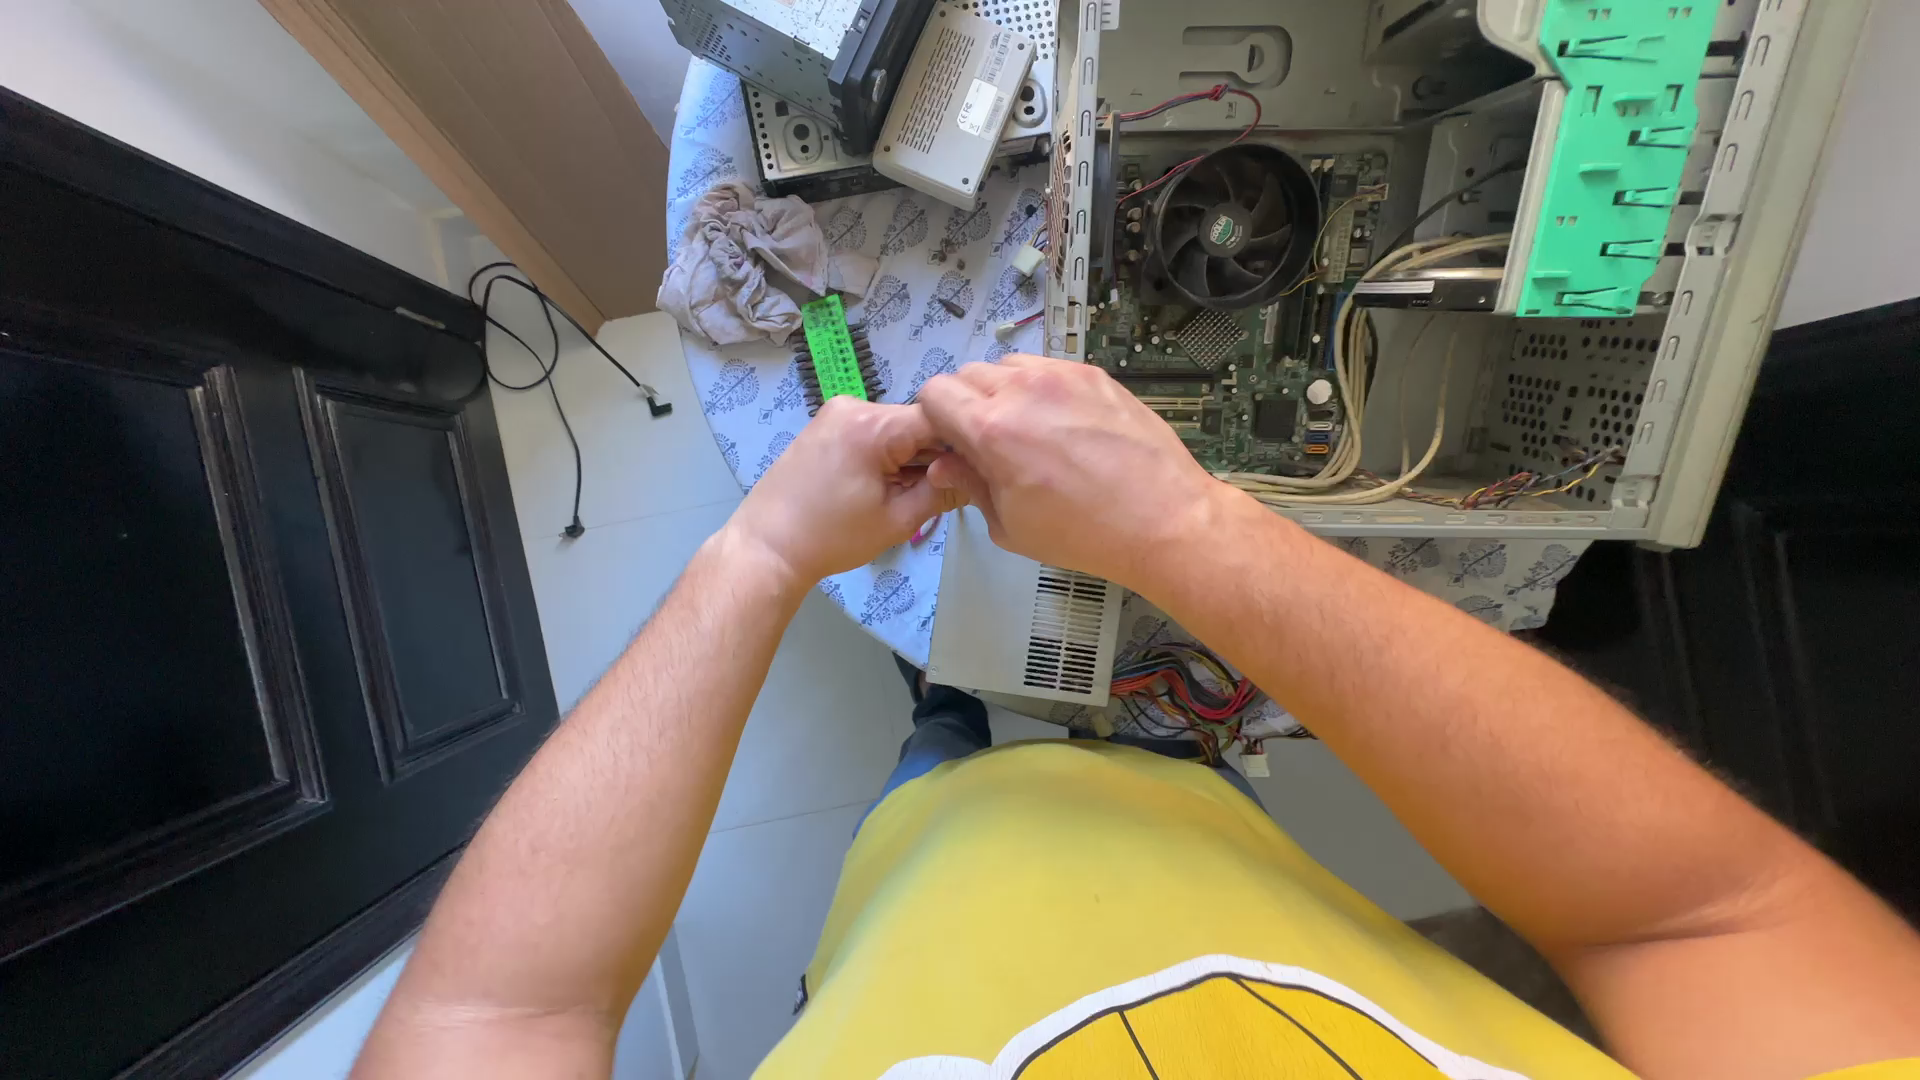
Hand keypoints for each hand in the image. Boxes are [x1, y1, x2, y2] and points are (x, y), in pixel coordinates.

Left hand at [722, 397, 964, 588]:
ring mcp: (837, 411)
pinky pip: (874, 431)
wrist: (767, 546)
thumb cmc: (832, 538)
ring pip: (897, 427)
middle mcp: (854, 404)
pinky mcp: (827, 425)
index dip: (965, 445)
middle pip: (918, 421)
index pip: (940, 419)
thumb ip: (942, 493)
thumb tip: (977, 478)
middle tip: (951, 491)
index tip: (979, 474)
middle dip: (938, 453)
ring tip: (914, 492)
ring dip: (913, 456)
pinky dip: (889, 454)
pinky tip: (887, 484)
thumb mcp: (897, 520)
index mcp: (872, 424)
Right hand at [916, 354, 1236, 590]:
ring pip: (1007, 365)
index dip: (934, 418)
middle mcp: (1023, 390)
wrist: (1161, 519)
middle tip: (985, 441)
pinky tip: (1061, 424)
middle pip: (967, 374)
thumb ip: (969, 486)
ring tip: (1026, 430)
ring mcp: (1062, 377)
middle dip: (965, 404)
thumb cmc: (1083, 534)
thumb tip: (944, 467)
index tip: (950, 441)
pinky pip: (1048, 368)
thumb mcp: (1010, 526)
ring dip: (1003, 391)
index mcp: (992, 430)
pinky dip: (1040, 389)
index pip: (934, 393)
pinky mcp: (1093, 375)